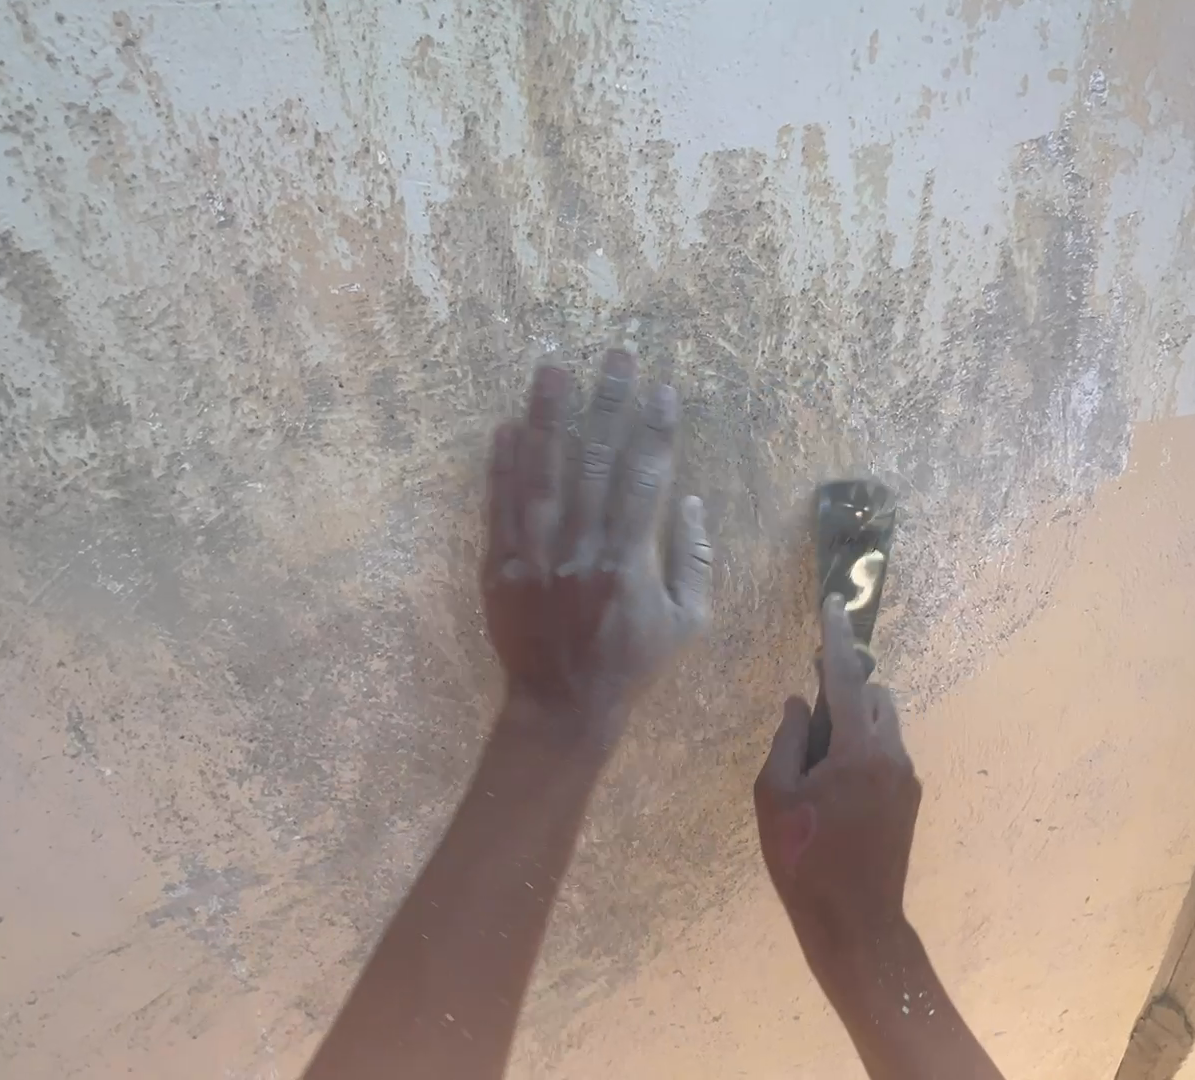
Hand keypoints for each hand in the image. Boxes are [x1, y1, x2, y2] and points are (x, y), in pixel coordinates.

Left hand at [481, 350, 713, 750]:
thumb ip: (695, 561)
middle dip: (608, 406)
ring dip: (547, 418)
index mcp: (629, 564)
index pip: (644, 481)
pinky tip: (506, 425)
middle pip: (594, 465)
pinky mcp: (499, 568)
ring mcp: (534, 557)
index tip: (663, 389)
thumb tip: (690, 502)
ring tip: (553, 369)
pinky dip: (501, 466)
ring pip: (540, 476)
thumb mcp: (687, 623)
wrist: (562, 706)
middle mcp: (581, 552)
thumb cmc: (632, 663)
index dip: (655, 431)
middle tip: (616, 356)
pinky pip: (498, 509)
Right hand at [755, 595, 921, 966]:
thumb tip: (800, 702)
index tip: (835, 603)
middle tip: (810, 714)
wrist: (855, 925)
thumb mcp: (775, 796)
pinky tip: (836, 788)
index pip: (848, 677)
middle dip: (846, 688)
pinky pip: (887, 751)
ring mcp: (907, 777)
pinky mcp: (910, 798)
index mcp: (857, 748)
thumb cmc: (803, 858)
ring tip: (819, 762)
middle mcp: (892, 753)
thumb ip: (788, 740)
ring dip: (855, 721)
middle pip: (876, 694)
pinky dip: (863, 747)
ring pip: (884, 723)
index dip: (838, 637)